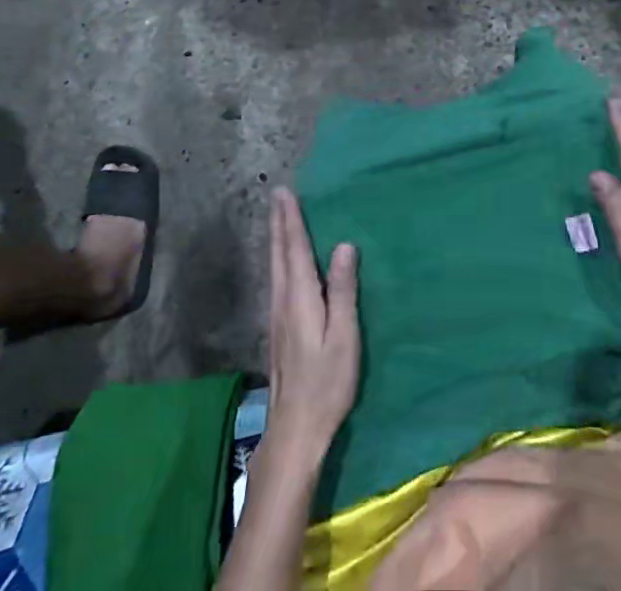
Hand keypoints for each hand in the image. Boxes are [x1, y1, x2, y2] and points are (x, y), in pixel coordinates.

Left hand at [265, 188, 359, 453]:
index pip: (296, 250)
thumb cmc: (327, 382)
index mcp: (301, 299)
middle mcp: (283, 301)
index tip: (286, 193)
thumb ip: (343, 291)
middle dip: (280, 223)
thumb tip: (345, 246)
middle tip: (278, 195)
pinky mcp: (279, 328)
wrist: (295, 426)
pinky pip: (277, 279)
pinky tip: (283, 261)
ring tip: (279, 219)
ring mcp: (277, 315)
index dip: (292, 221)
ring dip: (277, 239)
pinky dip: (280, 259)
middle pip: (280, 254)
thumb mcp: (344, 336)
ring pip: (275, 266)